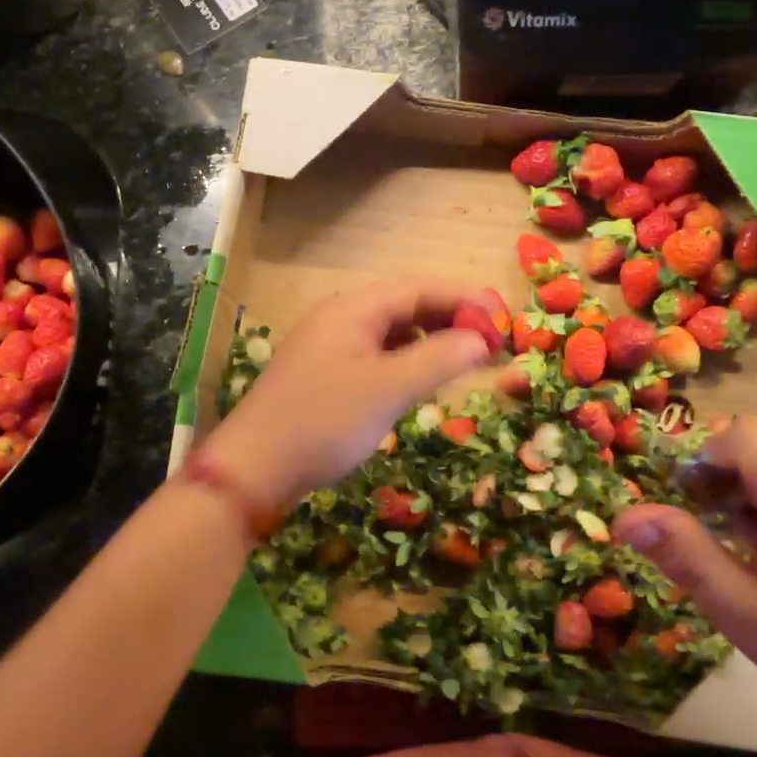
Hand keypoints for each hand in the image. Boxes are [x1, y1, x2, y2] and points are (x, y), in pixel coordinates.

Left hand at [203, 277, 492, 513]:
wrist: (253, 468)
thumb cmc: (324, 422)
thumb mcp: (388, 390)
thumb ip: (439, 359)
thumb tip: (481, 339)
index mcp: (353, 308)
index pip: (420, 288)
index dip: (465, 298)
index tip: (504, 318)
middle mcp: (340, 317)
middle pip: (405, 304)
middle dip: (450, 317)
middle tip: (491, 340)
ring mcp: (328, 345)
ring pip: (390, 331)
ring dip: (429, 339)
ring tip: (464, 358)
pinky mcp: (323, 373)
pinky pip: (375, 353)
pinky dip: (405, 359)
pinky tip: (420, 378)